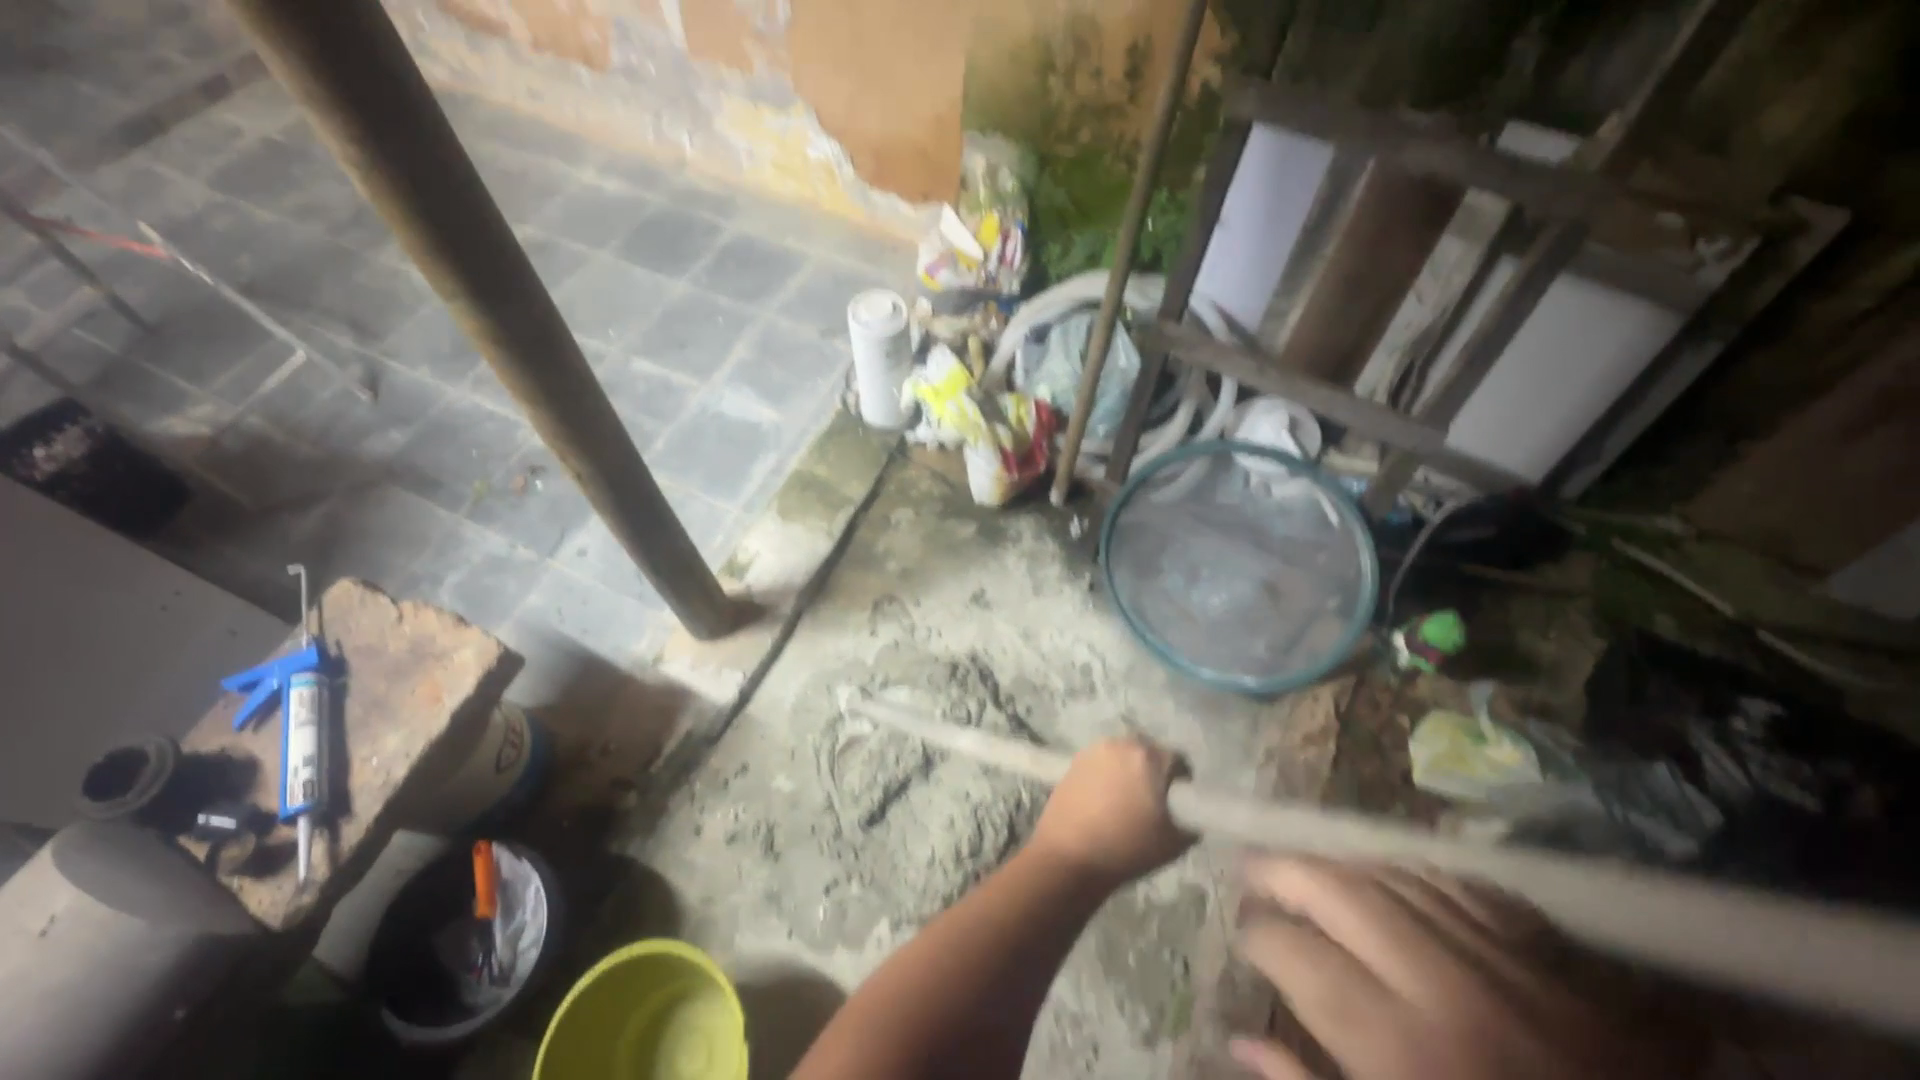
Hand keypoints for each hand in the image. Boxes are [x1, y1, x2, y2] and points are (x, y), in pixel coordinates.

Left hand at [1027, 736, 1193, 885]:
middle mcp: (1122, 744)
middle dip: (1155, 772)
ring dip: (1129, 771)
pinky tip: (1105, 800)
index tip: (1179, 804)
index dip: (1183, 783)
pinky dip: (1108, 775)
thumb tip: (1190, 813)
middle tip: (1153, 801)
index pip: (1179, 761)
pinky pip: (1102, 763)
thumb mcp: (1175, 842)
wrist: (1068, 857)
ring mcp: (1094, 750)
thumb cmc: (1127, 848)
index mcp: (1149, 757)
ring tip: (1127, 801)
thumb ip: (1191, 820)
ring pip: (1123, 756)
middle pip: (1149, 753)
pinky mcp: (1073, 761)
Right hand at [1232, 858, 1697, 1079]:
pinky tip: (1389, 877)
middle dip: (1283, 871)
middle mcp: (1445, 985)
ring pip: (1399, 876)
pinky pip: (1465, 885)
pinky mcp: (1554, 955)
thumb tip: (1239, 1042)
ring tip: (1307, 869)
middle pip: (1342, 892)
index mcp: (1398, 1046)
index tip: (1242, 933)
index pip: (1296, 952)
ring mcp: (1506, 960)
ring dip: (1342, 865)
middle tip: (1251, 871)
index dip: (1255, 933)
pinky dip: (1414, 873)